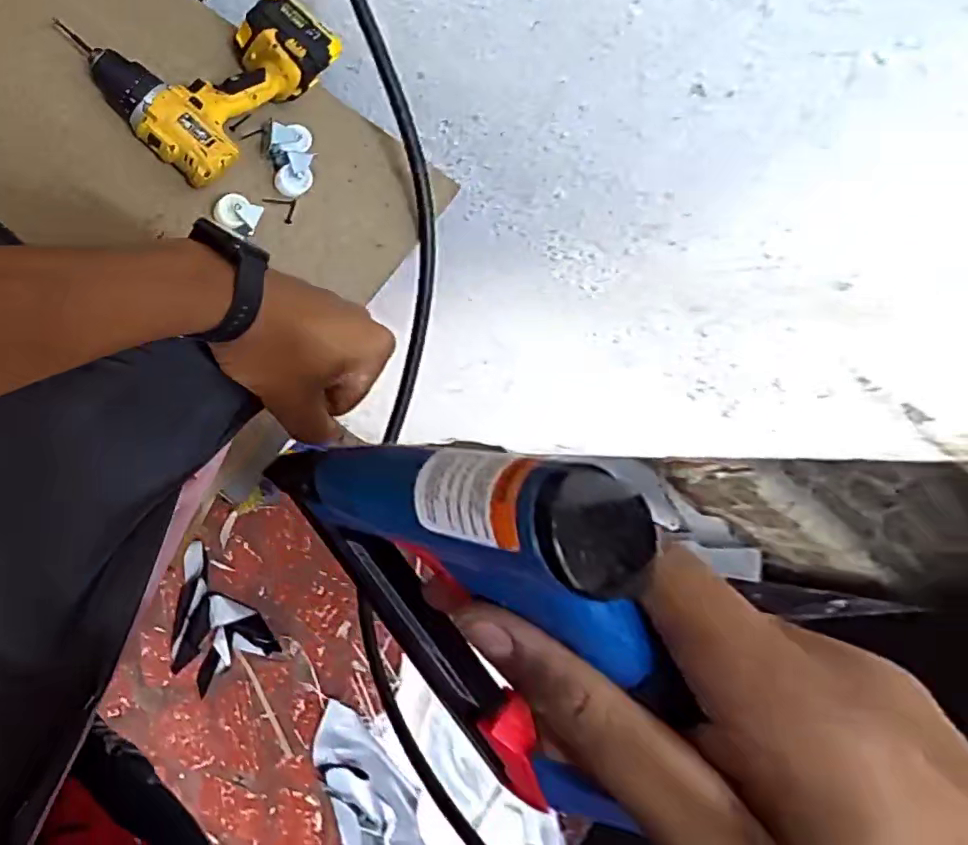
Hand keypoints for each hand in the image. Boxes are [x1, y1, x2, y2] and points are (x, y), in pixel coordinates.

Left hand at [208, 270, 394, 443]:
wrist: (229, 299)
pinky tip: (257, 343)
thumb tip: (327, 439)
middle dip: (303, 385)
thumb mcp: (292, 402)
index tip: (287, 398)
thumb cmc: (272, 352)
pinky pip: (294, 330)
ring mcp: (330, 301)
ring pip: (312, 353)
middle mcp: (361, 318)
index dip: (315, 409)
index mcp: (376, 345)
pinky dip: (279, 342)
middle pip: (333, 375)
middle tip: (273, 383)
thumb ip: (315, 429)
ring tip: (261, 363)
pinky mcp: (299, 291)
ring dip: (290, 364)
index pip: (349, 400)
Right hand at [449, 547, 967, 844]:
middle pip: (658, 606)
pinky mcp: (888, 718)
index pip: (638, 556)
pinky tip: (702, 766)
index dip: (549, 554)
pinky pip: (757, 675)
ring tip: (634, 758)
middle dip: (587, 644)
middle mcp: (844, 669)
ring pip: (700, 643)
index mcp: (801, 691)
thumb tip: (484, 621)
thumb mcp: (701, 837)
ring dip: (641, 678)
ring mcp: (877, 694)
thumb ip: (588, 720)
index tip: (483, 578)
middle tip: (551, 708)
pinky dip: (701, 699)